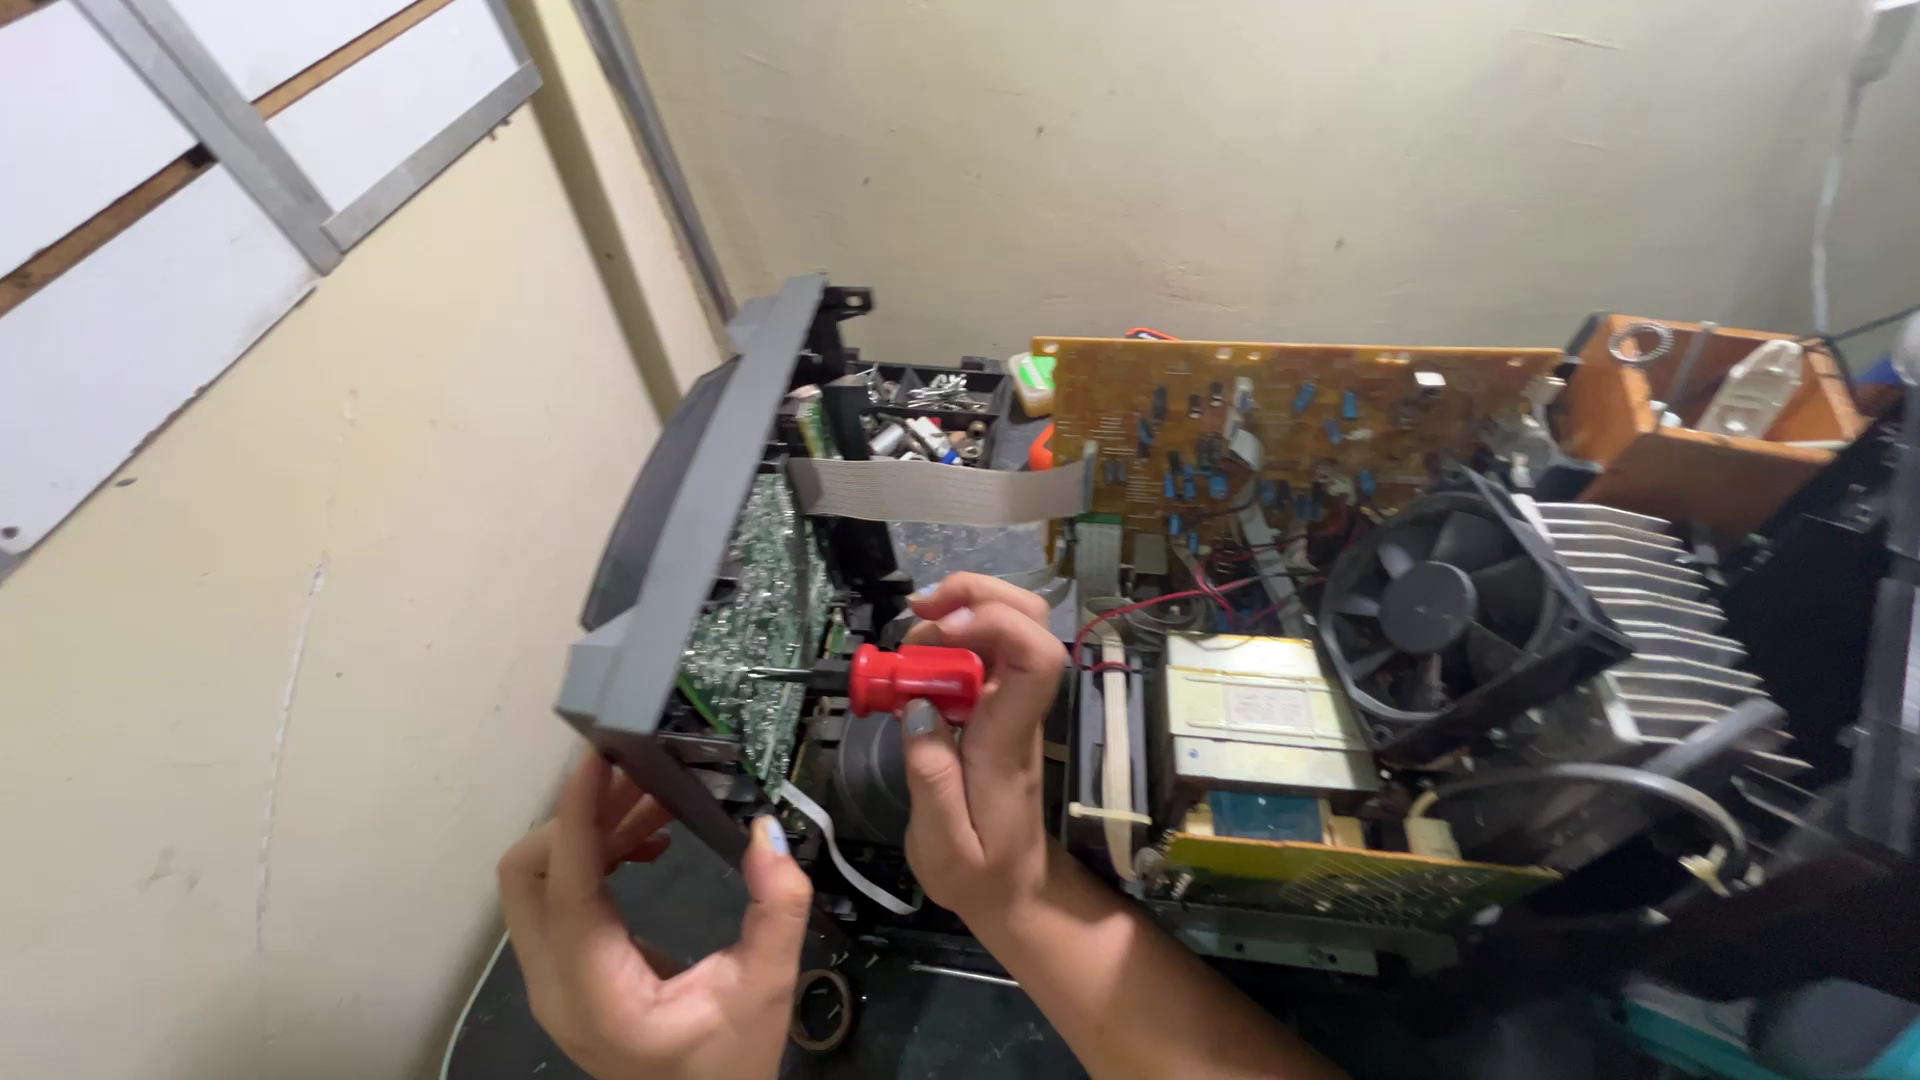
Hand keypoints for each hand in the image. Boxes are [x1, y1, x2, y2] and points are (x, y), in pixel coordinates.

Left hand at [497, 752, 811, 1079]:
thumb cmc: (728, 1065)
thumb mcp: (767, 986)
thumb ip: (778, 906)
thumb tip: (765, 830)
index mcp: (595, 991)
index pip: (566, 885)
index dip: (578, 814)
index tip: (601, 758)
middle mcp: (554, 982)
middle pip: (528, 872)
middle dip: (583, 814)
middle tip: (648, 782)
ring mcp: (554, 977)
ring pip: (541, 876)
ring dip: (594, 828)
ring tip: (660, 801)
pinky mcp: (568, 968)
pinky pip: (561, 892)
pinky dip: (597, 852)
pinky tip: (649, 841)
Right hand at [898, 573, 1067, 928]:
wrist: (1014, 886)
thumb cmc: (980, 873)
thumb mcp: (944, 848)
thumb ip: (930, 778)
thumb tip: (918, 706)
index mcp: (1010, 738)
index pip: (1038, 658)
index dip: (998, 621)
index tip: (942, 629)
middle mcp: (1017, 707)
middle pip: (1030, 617)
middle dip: (976, 594)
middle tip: (919, 612)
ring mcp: (1008, 700)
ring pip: (1009, 621)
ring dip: (958, 608)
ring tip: (908, 636)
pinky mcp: (992, 703)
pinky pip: (982, 647)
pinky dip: (948, 632)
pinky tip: (914, 654)